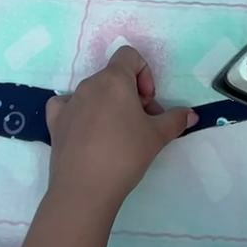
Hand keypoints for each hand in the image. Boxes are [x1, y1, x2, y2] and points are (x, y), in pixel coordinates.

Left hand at [44, 45, 196, 207]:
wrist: (84, 190)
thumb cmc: (125, 155)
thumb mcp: (157, 137)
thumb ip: (176, 120)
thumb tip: (191, 114)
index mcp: (114, 79)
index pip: (129, 55)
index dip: (143, 73)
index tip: (147, 102)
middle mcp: (90, 84)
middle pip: (115, 77)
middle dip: (131, 95)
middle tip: (140, 124)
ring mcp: (70, 102)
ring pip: (95, 92)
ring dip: (109, 105)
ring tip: (118, 135)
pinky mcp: (55, 122)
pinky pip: (65, 105)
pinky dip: (78, 111)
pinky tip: (85, 129)